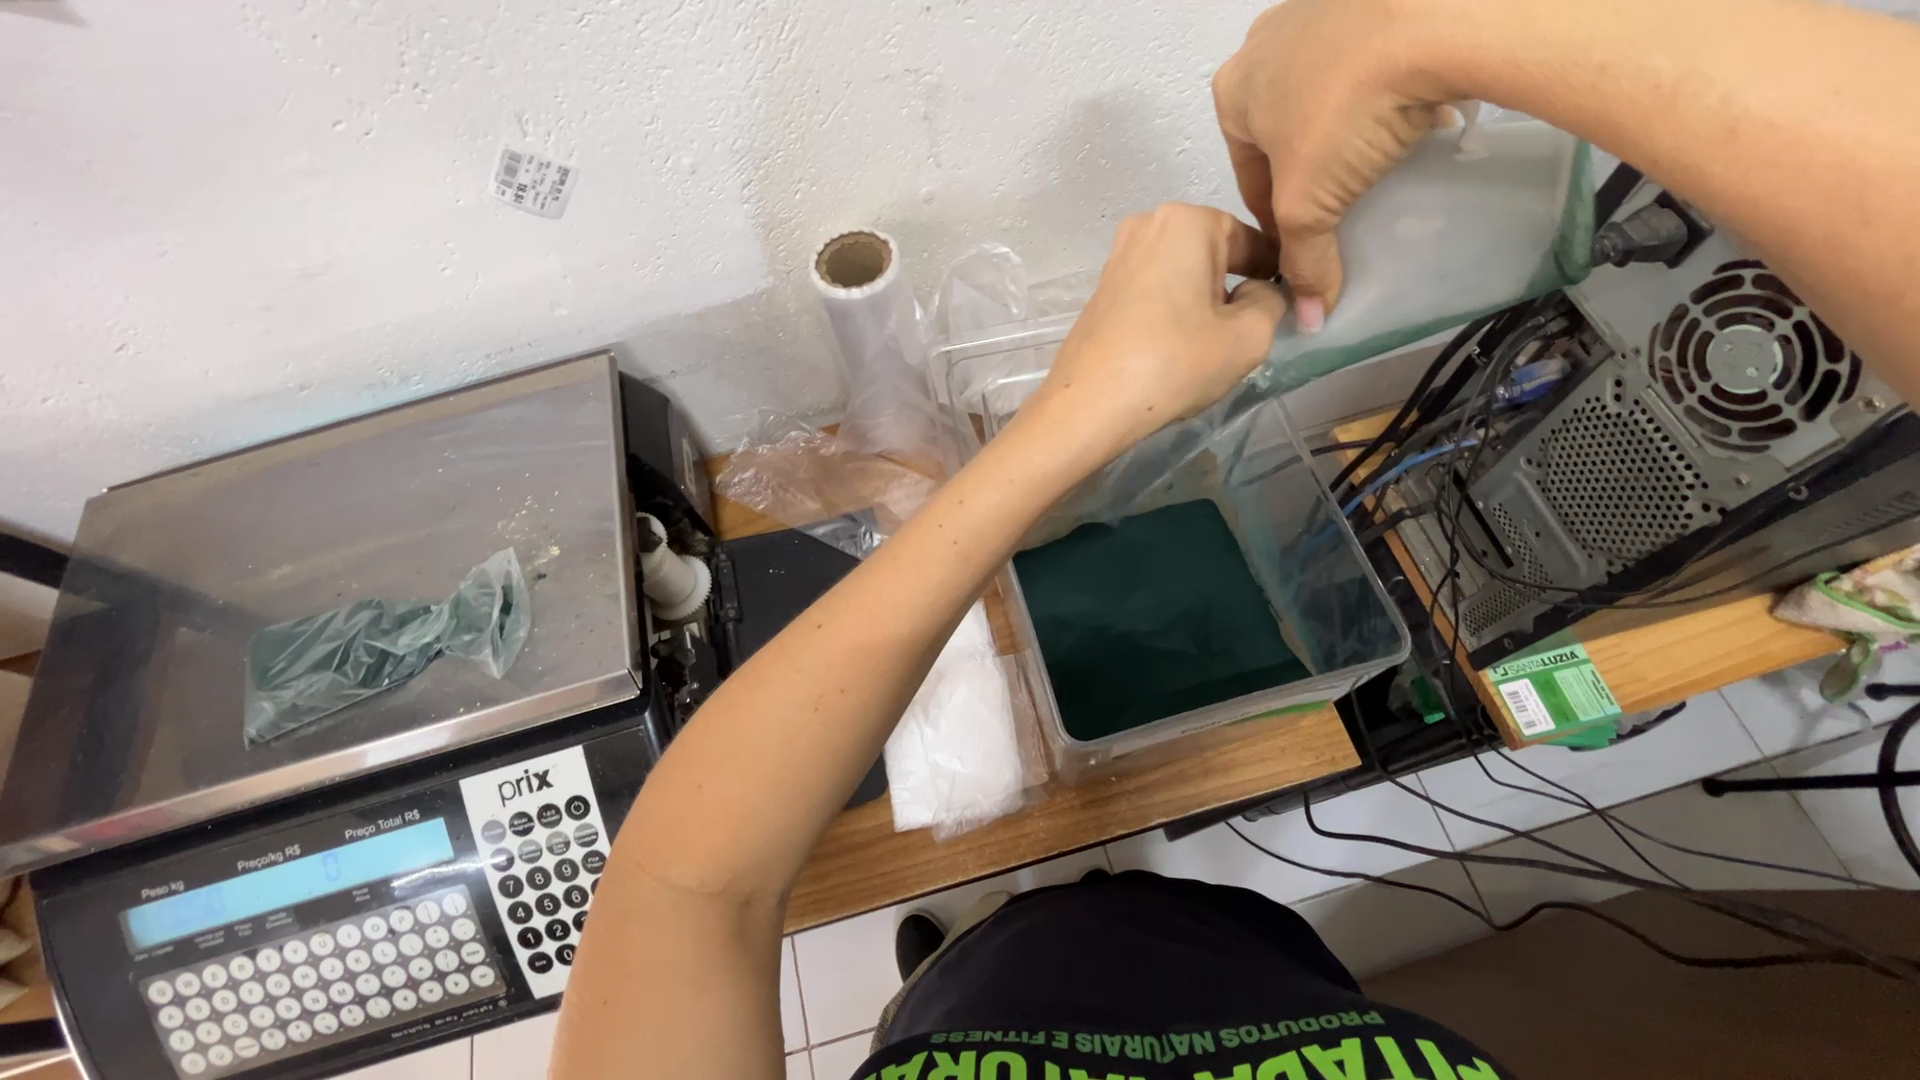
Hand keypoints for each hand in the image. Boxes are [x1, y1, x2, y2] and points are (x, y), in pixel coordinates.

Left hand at [1022, 203, 1284, 457]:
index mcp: (1187, 220)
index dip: (1277, 276)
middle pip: (1214, 257)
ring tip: (1206, 349)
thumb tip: (1258, 293)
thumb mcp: (1249, 336)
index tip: (1287, 308)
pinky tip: (1173, 353)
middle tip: (1242, 336)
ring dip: (1202, 306)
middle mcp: (1147, 226)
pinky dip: (1172, 316)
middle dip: (1233, 290)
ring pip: (1183, 278)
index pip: (1254, 242)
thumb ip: (1271, 302)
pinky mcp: (1101, 293)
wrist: (1089, 406)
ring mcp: (1118, 259)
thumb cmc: (1174, 364)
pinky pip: (1154, 295)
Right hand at [1213, 0, 1454, 328]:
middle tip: (1341, 206)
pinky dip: (1382, 90)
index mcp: (1232, 93)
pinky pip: (1368, 58)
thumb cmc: (1345, 112)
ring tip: (1378, 161)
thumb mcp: (1311, 204)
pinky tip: (1410, 111)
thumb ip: (1304, 262)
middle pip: (1283, 136)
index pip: (1248, 180)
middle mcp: (1263, 46)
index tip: (1305, 249)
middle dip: (1308, 175)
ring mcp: (1317, 10)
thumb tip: (1307, 319)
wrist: (1440, 12)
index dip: (1276, 225)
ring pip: (1325, 95)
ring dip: (1344, 132)